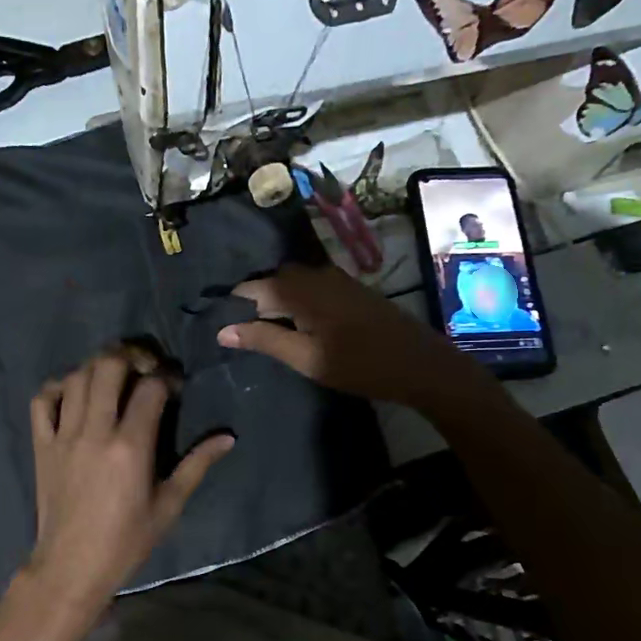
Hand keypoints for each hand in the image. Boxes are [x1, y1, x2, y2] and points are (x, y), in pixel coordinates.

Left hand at [26, 352, 232, 602]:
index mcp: (130, 446)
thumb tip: (228, 437)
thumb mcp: (169, 505)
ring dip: (100, 366)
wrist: (71, 567)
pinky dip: (59, 386)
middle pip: (108, 366)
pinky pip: (42, 400)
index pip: (151, 387)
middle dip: (131, 356)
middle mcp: (95, 431)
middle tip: (145, 367)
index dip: (168, 376)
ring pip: (77, 375)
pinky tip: (77, 393)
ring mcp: (63, 435)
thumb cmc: (127, 540)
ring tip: (116, 376)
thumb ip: (197, 464)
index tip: (176, 386)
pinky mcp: (41, 444)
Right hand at [218, 264, 492, 406]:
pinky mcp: (352, 289)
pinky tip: (299, 324)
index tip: (220, 324)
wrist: (420, 364)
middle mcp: (318, 275)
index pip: (254, 287)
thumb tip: (223, 330)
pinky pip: (313, 287)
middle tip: (242, 331)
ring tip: (268, 331)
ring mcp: (338, 280)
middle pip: (275, 281)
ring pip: (295, 283)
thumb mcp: (306, 358)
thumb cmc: (360, 364)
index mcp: (302, 289)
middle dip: (256, 301)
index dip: (234, 304)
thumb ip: (265, 340)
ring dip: (279, 301)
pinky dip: (299, 301)